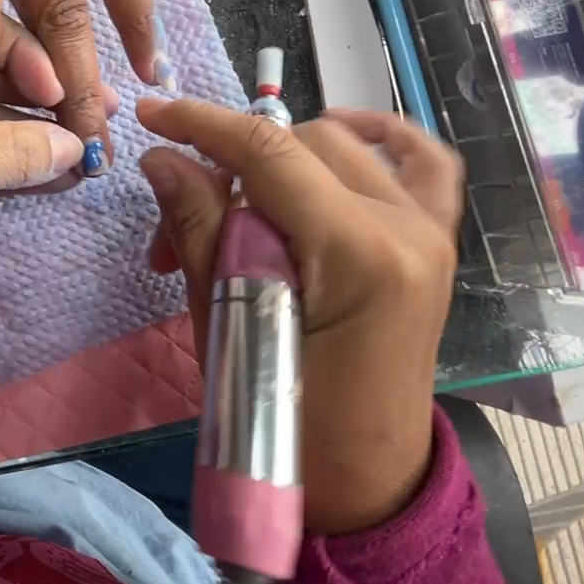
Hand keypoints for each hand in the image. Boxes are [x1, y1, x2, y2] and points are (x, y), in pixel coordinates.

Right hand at [137, 101, 464, 535]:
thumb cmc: (282, 409)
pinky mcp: (435, 241)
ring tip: (236, 208)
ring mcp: (430, 231)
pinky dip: (375, 137)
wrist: (361, 469)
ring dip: (275, 161)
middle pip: (298, 144)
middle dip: (228, 163)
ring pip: (340, 145)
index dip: (202, 124)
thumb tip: (161, 157)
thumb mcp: (224, 317)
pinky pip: (421, 162)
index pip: (268, 153)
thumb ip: (197, 225)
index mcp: (357, 252)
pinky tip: (336, 133)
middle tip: (181, 218)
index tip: (149, 114)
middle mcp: (405, 227)